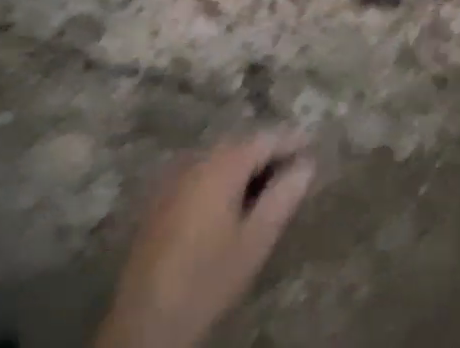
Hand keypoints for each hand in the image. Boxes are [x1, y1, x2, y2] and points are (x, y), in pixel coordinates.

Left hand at [96, 133, 315, 347]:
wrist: (146, 319)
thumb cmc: (209, 278)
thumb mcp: (257, 239)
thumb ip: (284, 196)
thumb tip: (306, 165)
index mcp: (220, 167)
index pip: (263, 140)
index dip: (291, 141)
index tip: (312, 146)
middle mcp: (193, 163)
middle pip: (239, 145)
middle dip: (267, 152)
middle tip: (293, 168)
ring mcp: (171, 180)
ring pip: (217, 159)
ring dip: (244, 165)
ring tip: (267, 185)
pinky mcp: (158, 200)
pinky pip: (199, 174)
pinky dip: (221, 177)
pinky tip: (232, 201)